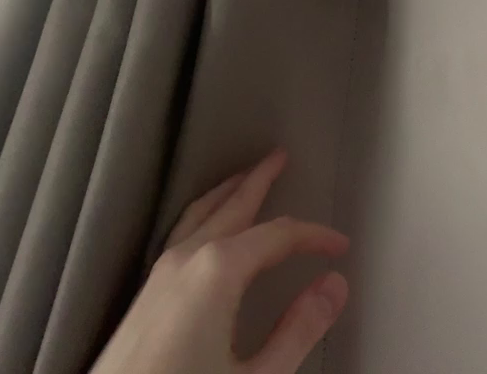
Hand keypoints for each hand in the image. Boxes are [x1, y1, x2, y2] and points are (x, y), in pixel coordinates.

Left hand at [89, 150, 349, 373]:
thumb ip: (298, 329)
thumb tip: (333, 286)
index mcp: (219, 269)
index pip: (279, 235)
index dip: (313, 235)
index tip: (339, 245)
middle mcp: (188, 257)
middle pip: (234, 204)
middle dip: (261, 179)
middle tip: (280, 157)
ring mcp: (162, 271)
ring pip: (202, 212)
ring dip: (229, 190)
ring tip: (246, 176)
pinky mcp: (147, 291)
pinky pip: (183, 230)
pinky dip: (205, 211)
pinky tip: (206, 223)